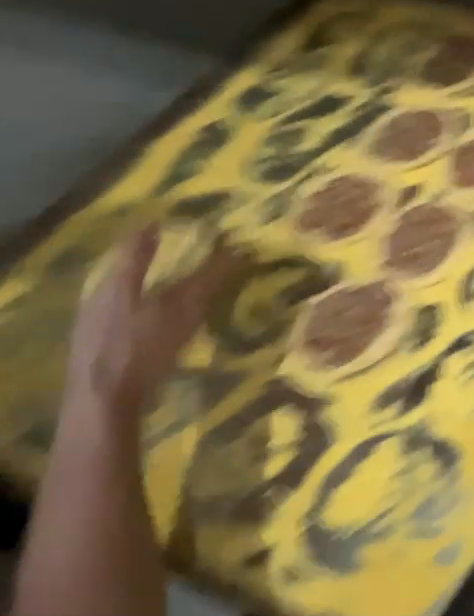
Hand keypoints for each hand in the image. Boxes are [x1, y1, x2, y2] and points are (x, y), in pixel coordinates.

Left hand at [67, 224, 237, 421]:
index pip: (135, 244)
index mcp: (116, 281)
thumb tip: (240, 248)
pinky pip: (122, 310)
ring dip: (148, 282)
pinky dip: (143, 303)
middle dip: (152, 256)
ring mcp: (92, 320)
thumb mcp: (185, 310)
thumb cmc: (144, 346)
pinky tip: (157, 316)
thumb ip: (210, 278)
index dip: (153, 230)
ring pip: (123, 290)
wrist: (102, 398)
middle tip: (178, 249)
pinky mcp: (96, 341)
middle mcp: (98, 294)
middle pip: (126, 267)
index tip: (172, 218)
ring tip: (174, 282)